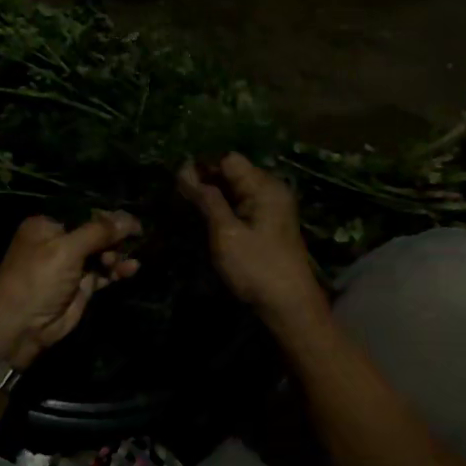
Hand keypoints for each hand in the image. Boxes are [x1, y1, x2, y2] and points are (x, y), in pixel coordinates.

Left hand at [0, 212, 141, 368]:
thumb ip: (98, 232)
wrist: (21, 327)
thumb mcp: (65, 250)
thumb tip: (130, 219)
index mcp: (47, 225)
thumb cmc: (37, 280)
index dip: (108, 216)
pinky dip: (117, 270)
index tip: (132, 221)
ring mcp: (70, 265)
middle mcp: (58, 242)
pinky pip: (104, 273)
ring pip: (102, 253)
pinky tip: (131, 269)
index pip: (83, 212)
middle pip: (95, 233)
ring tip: (128, 261)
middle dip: (115, 237)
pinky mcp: (80, 286)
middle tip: (134, 241)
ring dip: (118, 255)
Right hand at [178, 153, 321, 315]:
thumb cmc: (256, 267)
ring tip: (187, 206)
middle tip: (178, 195)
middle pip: (232, 172)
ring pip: (235, 189)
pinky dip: (223, 207)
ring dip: (212, 194)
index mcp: (263, 187)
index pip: (228, 159)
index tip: (176, 180)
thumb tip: (184, 169)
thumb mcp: (225, 232)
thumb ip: (206, 199)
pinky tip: (206, 218)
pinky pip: (241, 204)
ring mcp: (271, 207)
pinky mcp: (267, 223)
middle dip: (205, 179)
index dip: (202, 165)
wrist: (288, 305)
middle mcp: (270, 190)